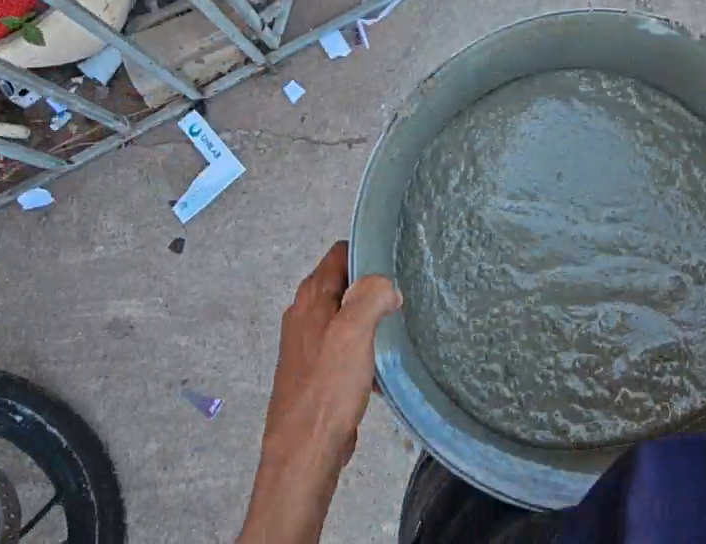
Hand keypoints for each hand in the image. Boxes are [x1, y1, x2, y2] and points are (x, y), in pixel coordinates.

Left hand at [241, 242, 400, 543]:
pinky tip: (380, 369)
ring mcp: (306, 344)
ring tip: (396, 332)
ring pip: (345, 317)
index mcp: (311, 297)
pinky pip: (343, 347)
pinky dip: (362, 350)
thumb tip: (387, 287)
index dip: (367, 253)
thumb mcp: (355, 331)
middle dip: (372, 288)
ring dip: (369, 322)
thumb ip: (372, 295)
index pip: (340, 253)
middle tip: (402, 298)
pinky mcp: (314, 371)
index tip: (395, 264)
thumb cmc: (328, 387)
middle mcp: (304, 314)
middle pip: (343, 284)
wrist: (303, 452)